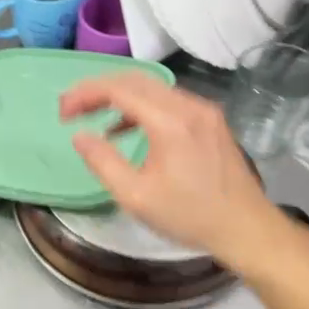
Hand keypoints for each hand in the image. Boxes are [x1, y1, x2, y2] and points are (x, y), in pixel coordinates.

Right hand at [60, 74, 288, 265]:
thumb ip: (102, 161)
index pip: (119, 89)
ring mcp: (204, 112)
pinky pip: (168, 100)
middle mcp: (189, 107)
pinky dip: (139, 106)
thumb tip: (79, 136)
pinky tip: (124, 128)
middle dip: (97, 90)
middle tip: (70, 109)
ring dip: (118, 96)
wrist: (246, 228)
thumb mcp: (135, 196)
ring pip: (152, 88)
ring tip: (92, 116)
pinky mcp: (210, 122)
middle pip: (135, 80)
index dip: (85, 94)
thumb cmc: (189, 215)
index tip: (62, 112)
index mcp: (170, 122)